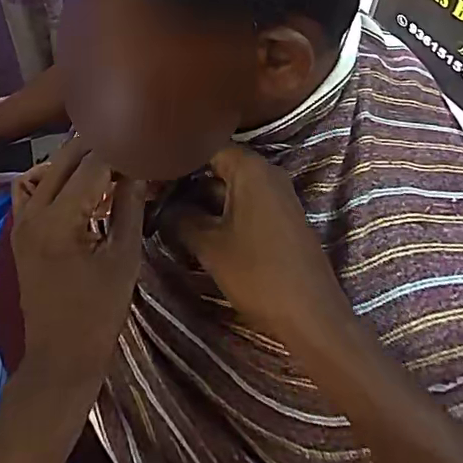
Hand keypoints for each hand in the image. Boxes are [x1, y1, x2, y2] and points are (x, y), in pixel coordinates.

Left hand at [10, 138, 145, 381]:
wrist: (60, 357)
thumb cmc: (99, 312)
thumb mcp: (123, 258)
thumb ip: (129, 207)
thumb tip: (139, 169)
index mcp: (59, 220)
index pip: (92, 166)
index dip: (120, 152)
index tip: (142, 144)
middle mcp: (33, 212)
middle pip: (65, 159)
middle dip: (98, 147)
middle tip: (129, 146)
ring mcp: (20, 220)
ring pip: (46, 170)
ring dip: (74, 159)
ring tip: (106, 162)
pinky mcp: (19, 230)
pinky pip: (29, 189)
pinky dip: (50, 177)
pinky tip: (75, 184)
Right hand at [161, 144, 350, 343]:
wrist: (312, 317)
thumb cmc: (258, 274)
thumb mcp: (209, 246)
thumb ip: (181, 219)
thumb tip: (162, 207)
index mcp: (251, 168)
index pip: (204, 145)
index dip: (175, 158)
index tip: (150, 174)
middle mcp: (267, 173)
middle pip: (218, 163)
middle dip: (186, 178)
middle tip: (154, 194)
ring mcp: (277, 195)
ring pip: (230, 185)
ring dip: (202, 197)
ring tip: (167, 212)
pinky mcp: (281, 218)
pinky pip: (244, 201)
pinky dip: (221, 209)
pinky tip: (197, 227)